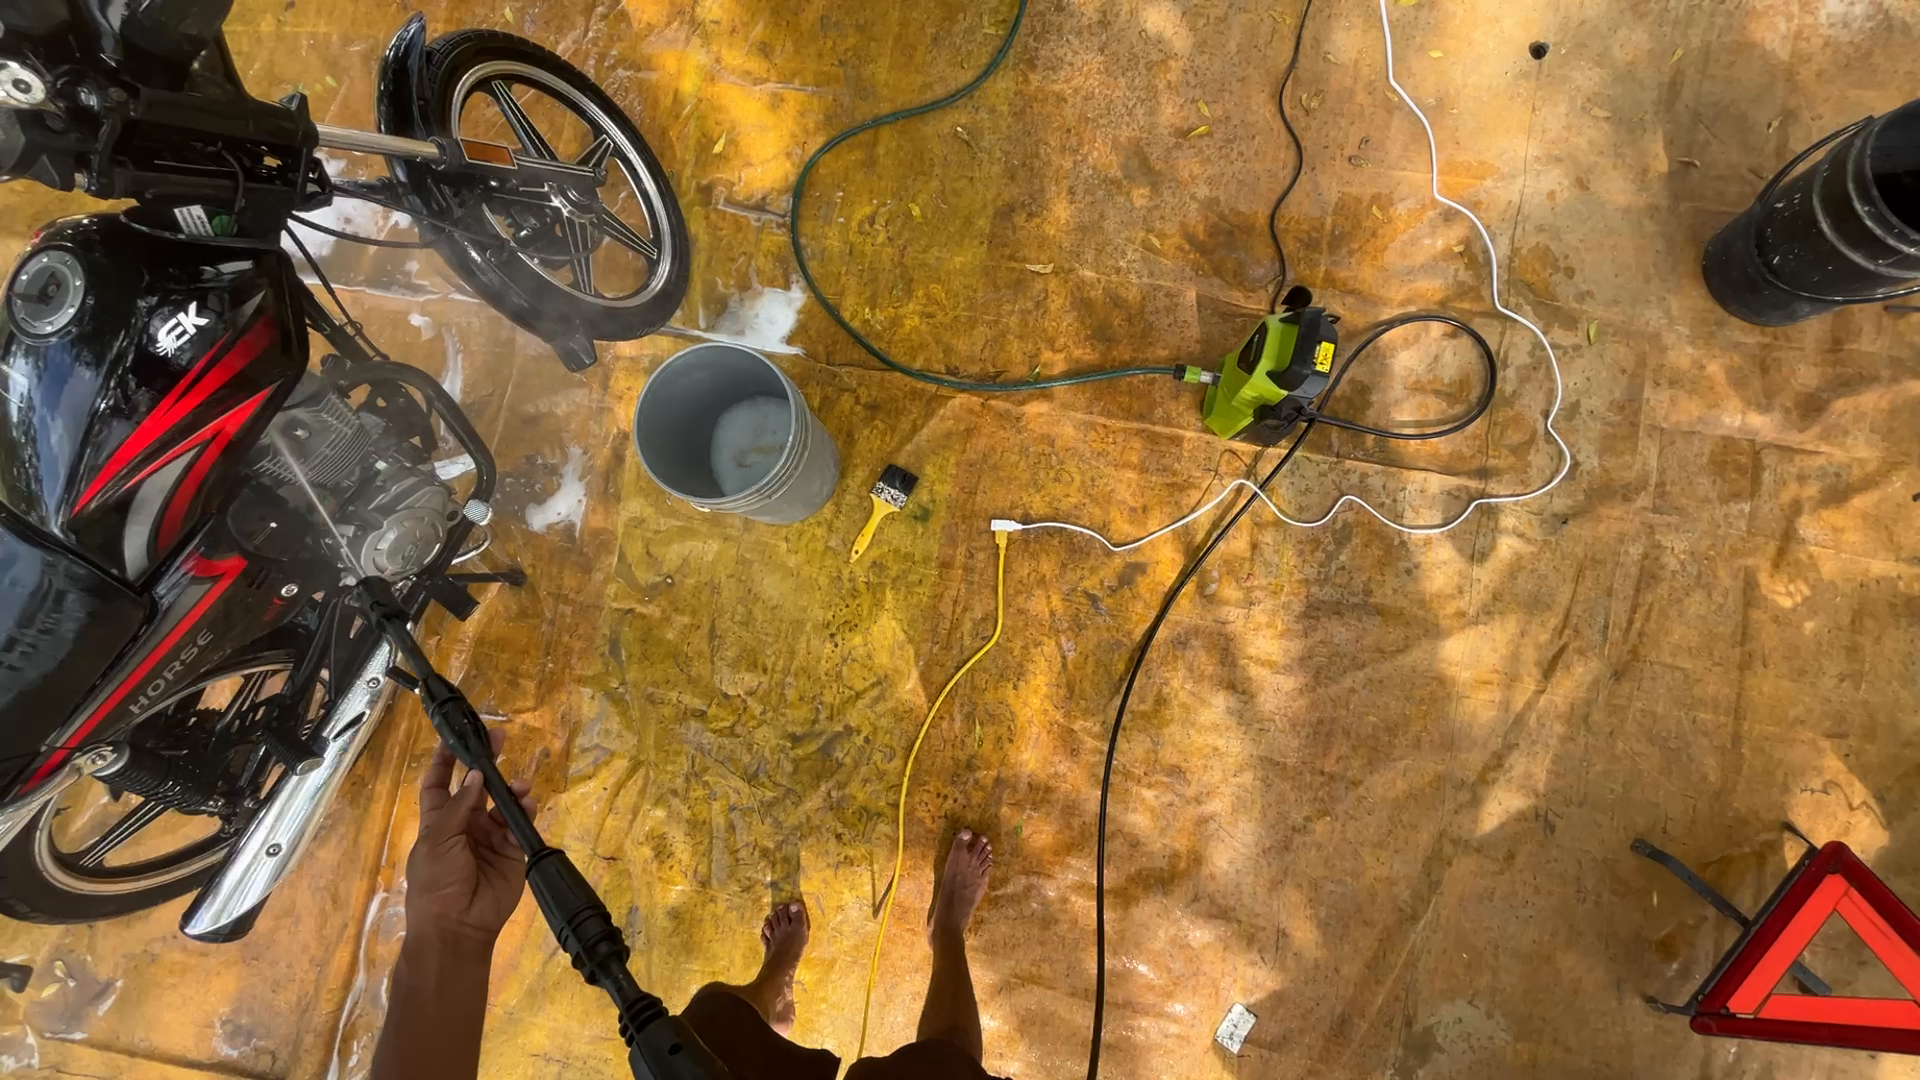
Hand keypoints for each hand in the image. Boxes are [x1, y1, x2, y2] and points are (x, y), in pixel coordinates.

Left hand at [406, 729, 535, 944]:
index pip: (438, 786)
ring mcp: (490, 835)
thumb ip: (459, 808)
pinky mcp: (513, 847)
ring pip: (503, 801)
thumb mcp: (438, 843)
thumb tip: (476, 774)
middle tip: (500, 736)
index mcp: (439, 823)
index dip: (443, 764)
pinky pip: (521, 821)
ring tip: (521, 785)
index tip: (451, 739)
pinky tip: (527, 804)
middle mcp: (466, 824)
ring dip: (511, 788)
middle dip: (487, 761)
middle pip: (477, 786)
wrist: (458, 924)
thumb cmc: (436, 883)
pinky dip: (525, 809)